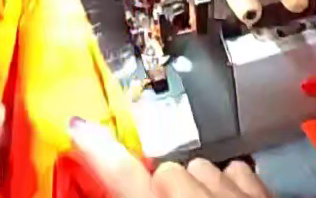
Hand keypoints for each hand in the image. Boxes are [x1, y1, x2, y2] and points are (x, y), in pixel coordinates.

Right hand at [67, 117, 272, 197]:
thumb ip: (138, 194)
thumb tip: (111, 170)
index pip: (129, 182)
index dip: (101, 154)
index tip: (75, 125)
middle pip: (171, 173)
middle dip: (165, 192)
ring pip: (206, 170)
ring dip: (201, 190)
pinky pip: (240, 173)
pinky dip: (234, 188)